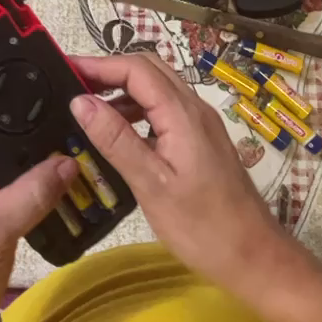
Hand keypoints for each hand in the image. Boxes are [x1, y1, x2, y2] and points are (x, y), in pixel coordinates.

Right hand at [69, 52, 297, 290]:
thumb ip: (116, 139)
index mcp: (182, 114)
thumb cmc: (203, 227)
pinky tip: (119, 132)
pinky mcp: (201, 140)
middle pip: (148, 69)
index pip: (136, 69)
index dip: (99, 64)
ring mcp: (201, 123)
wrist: (255, 258)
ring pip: (157, 88)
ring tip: (88, 108)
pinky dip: (137, 109)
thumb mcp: (151, 184)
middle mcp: (194, 108)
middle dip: (109, 70)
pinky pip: (165, 108)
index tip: (66, 68)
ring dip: (123, 89)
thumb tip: (80, 101)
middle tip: (73, 84)